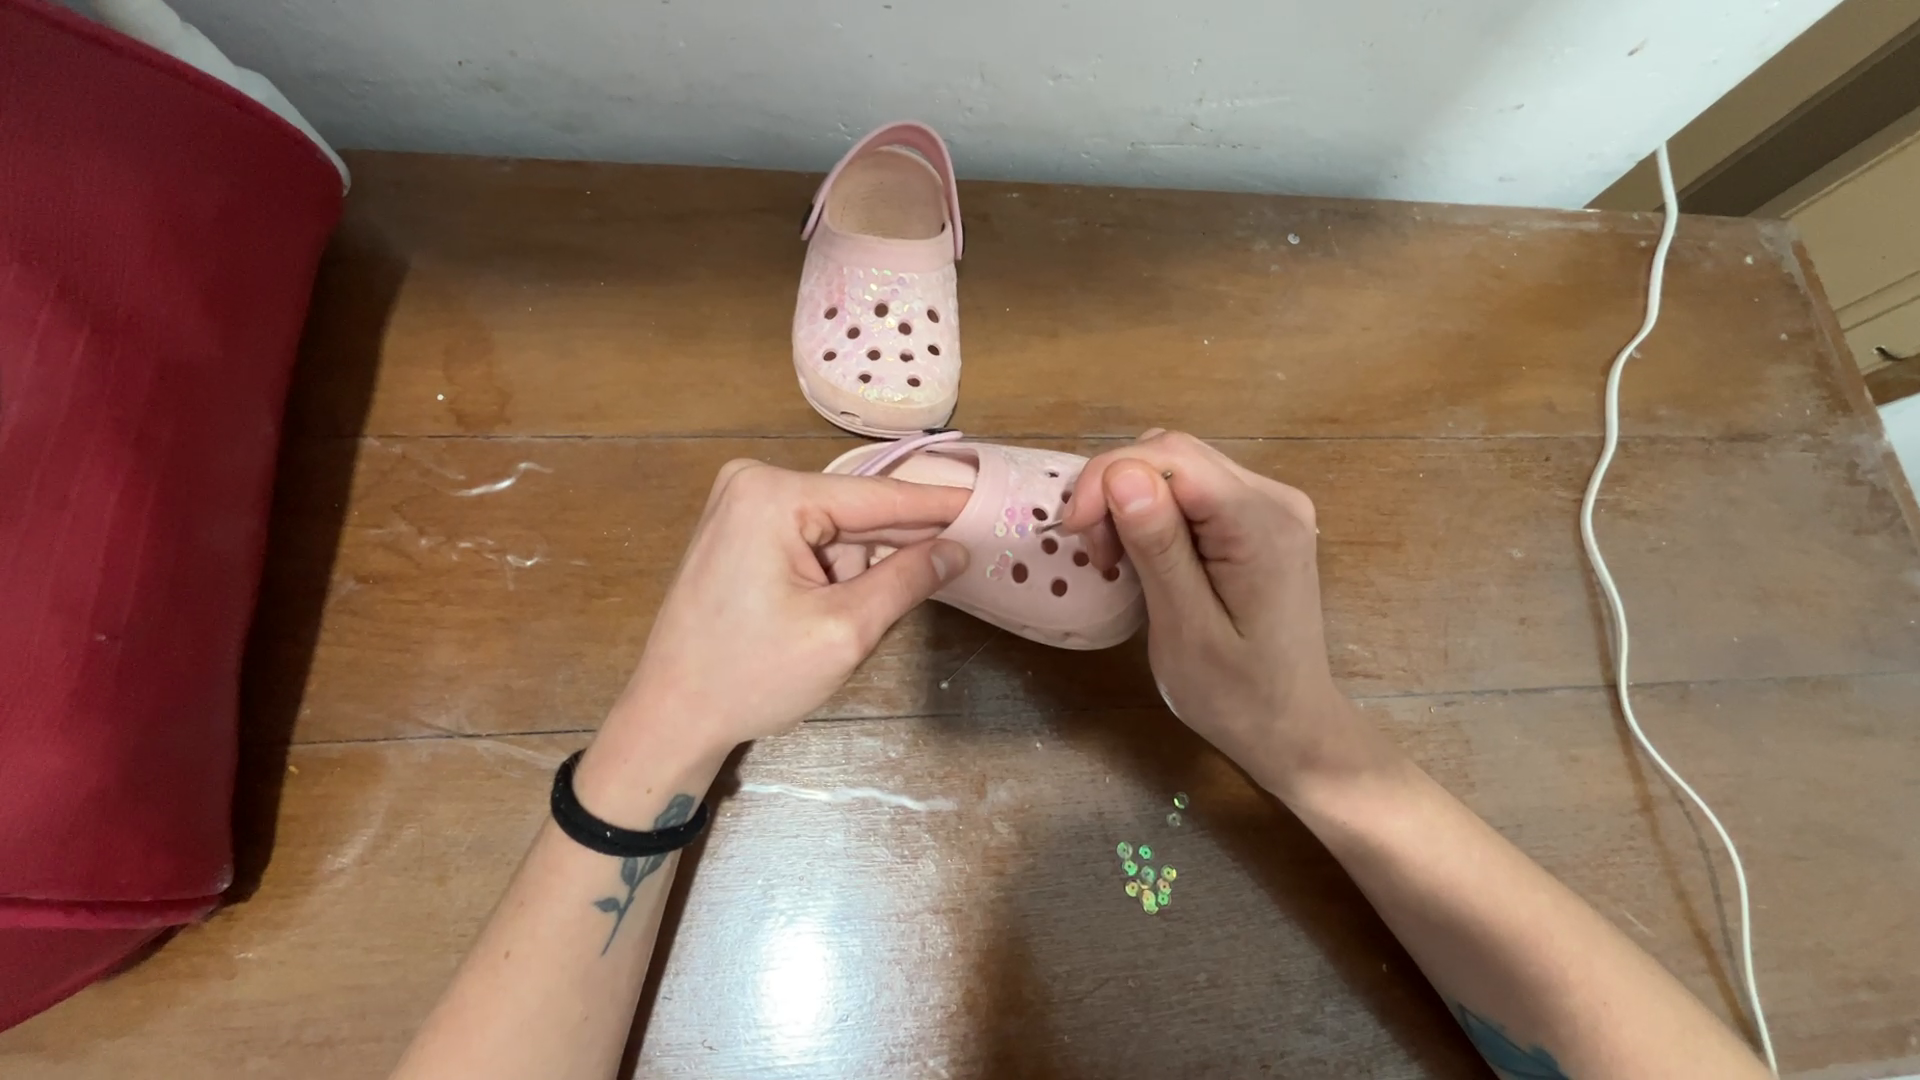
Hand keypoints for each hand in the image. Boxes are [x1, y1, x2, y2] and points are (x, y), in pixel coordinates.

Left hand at [578, 461, 967, 805]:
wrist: (669, 716)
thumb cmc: (751, 676)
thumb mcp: (844, 631)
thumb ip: (907, 580)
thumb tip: (957, 548)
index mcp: (773, 495)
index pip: (878, 497)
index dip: (938, 504)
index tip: (987, 501)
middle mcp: (753, 484)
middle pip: (856, 512)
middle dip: (901, 542)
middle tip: (962, 551)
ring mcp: (741, 506)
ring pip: (836, 530)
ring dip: (863, 567)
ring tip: (862, 610)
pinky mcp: (739, 532)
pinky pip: (810, 540)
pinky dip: (837, 570)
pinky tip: (837, 606)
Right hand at [1059, 430, 1373, 797]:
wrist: (1291, 728)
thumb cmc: (1235, 695)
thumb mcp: (1185, 629)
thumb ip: (1159, 547)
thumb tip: (1120, 474)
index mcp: (1261, 524)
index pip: (1171, 457)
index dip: (1109, 478)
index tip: (1074, 532)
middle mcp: (1273, 498)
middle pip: (1173, 453)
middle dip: (1115, 489)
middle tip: (1096, 553)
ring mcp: (1269, 505)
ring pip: (1176, 466)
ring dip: (1128, 499)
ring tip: (1115, 558)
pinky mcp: (1257, 519)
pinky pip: (1190, 489)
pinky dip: (1150, 511)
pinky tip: (1142, 553)